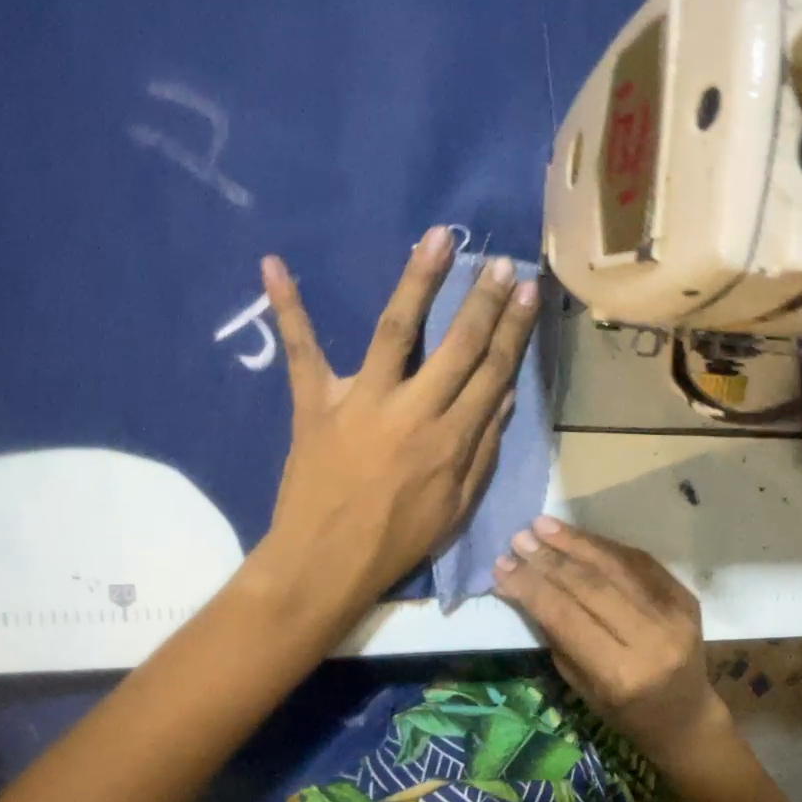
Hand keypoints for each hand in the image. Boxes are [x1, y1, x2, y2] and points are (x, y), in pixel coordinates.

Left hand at [260, 227, 537, 607]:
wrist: (325, 564)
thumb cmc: (397, 541)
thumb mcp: (456, 508)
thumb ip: (483, 450)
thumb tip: (506, 394)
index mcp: (451, 439)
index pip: (492, 372)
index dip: (513, 330)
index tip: (528, 292)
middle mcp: (413, 411)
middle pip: (457, 345)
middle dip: (483, 300)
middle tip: (501, 261)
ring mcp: (361, 402)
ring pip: (396, 331)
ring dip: (418, 281)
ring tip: (437, 238)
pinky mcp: (315, 404)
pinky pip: (301, 352)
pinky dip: (287, 309)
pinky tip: (273, 264)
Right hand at [494, 517, 732, 765]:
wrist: (686, 716)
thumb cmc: (623, 710)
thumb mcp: (579, 684)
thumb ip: (554, 633)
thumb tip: (518, 584)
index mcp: (620, 674)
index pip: (567, 618)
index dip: (532, 587)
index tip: (502, 566)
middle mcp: (652, 640)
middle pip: (592, 587)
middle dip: (550, 559)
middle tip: (519, 539)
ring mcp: (675, 615)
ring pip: (617, 567)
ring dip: (575, 542)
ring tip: (542, 526)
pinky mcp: (687, 596)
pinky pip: (640, 562)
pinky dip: (604, 546)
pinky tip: (577, 536)